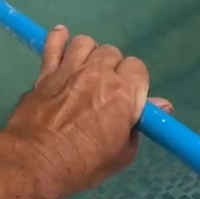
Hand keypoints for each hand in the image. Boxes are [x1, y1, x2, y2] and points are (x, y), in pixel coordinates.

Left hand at [0, 26, 168, 198]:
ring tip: (86, 69)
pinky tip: (61, 35)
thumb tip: (161, 105)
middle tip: (105, 89)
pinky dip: (57, 38)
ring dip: (89, 53)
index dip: (134, 81)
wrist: (37, 159)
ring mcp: (69, 69)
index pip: (137, 68)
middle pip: (111, 53)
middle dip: (112, 68)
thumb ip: (140, 124)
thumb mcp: (123, 153)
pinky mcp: (45, 72)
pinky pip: (52, 45)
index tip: (128, 96)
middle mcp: (97, 73)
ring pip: (84, 43)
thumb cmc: (84, 163)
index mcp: (123, 92)